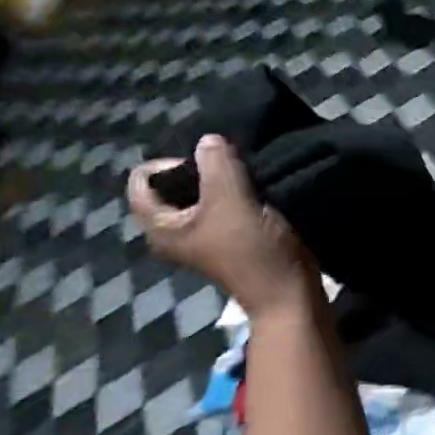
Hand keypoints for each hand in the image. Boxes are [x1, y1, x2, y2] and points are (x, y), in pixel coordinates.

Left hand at [126, 134, 313, 320]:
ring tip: (253, 188)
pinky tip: (263, 205)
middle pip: (176, 188)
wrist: (291, 294)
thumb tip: (209, 140)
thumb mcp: (234, 202)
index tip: (212, 168)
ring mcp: (204, 241)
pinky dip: (240, 204)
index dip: (173, 164)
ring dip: (227, 189)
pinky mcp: (231, 246)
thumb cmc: (256, 251)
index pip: (143, 179)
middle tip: (236, 176)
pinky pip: (226, 213)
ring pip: (204, 200)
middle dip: (204, 175)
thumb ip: (218, 165)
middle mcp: (174, 233)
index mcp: (160, 225)